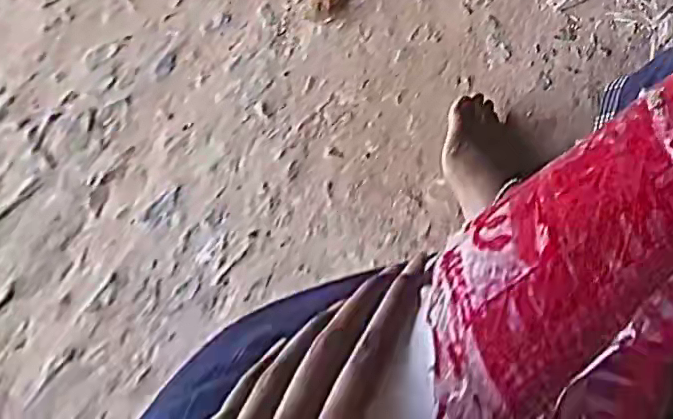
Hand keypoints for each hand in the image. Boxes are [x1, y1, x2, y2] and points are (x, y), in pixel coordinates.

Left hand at [216, 257, 426, 418]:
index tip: (418, 268)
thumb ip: (387, 415)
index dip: (396, 307)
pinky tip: (281, 345)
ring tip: (348, 299)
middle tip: (394, 270)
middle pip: (328, 348)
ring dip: (321, 323)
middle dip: (365, 301)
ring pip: (284, 361)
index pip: (368, 358)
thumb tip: (431, 397)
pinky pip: (241, 393)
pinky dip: (267, 363)